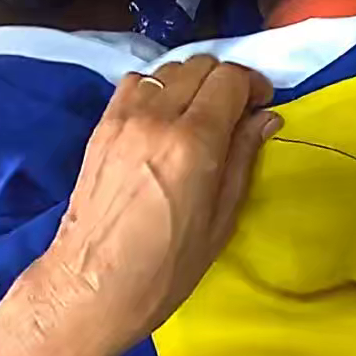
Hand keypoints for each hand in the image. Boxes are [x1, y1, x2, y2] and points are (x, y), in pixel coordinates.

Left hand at [10, 55, 278, 355]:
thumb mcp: (223, 216)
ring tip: (200, 111)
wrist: (89, 290)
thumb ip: (244, 155)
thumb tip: (266, 117)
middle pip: (202, 65)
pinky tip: (165, 115)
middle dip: (226, 81)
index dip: (253, 85)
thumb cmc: (168, 265)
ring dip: (193, 81)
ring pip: (170, 69)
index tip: (261, 105)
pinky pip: (137, 82)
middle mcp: (157, 118)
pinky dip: (159, 87)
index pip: (230, 79)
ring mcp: (124, 119)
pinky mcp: (101, 126)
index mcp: (194, 142)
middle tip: (235, 109)